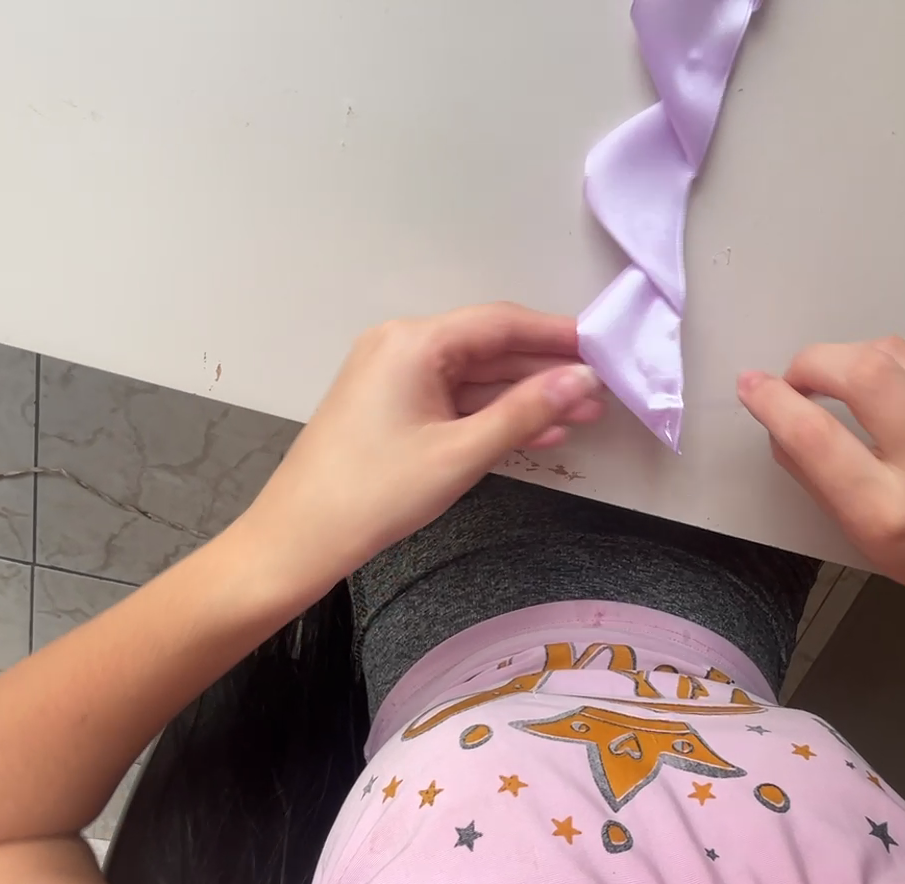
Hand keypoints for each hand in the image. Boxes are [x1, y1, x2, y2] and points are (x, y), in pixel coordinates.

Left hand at [237, 303, 605, 595]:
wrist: (303, 538)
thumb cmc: (376, 492)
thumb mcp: (460, 452)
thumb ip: (525, 411)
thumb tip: (583, 379)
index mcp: (414, 343)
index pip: (500, 323)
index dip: (555, 334)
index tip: (601, 347)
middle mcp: (403, 348)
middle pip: (490, 349)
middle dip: (545, 373)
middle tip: (598, 393)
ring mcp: (397, 379)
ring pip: (476, 379)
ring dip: (525, 398)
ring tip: (580, 416)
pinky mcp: (395, 408)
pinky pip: (456, 402)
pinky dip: (493, 416)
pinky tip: (536, 434)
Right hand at [736, 337, 904, 610]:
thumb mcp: (849, 527)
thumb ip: (807, 469)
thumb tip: (775, 411)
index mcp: (887, 512)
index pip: (819, 438)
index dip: (774, 402)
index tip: (750, 386)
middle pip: (867, 374)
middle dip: (814, 362)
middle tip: (795, 380)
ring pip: (893, 353)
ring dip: (846, 356)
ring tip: (831, 381)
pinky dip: (881, 364)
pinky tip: (875, 388)